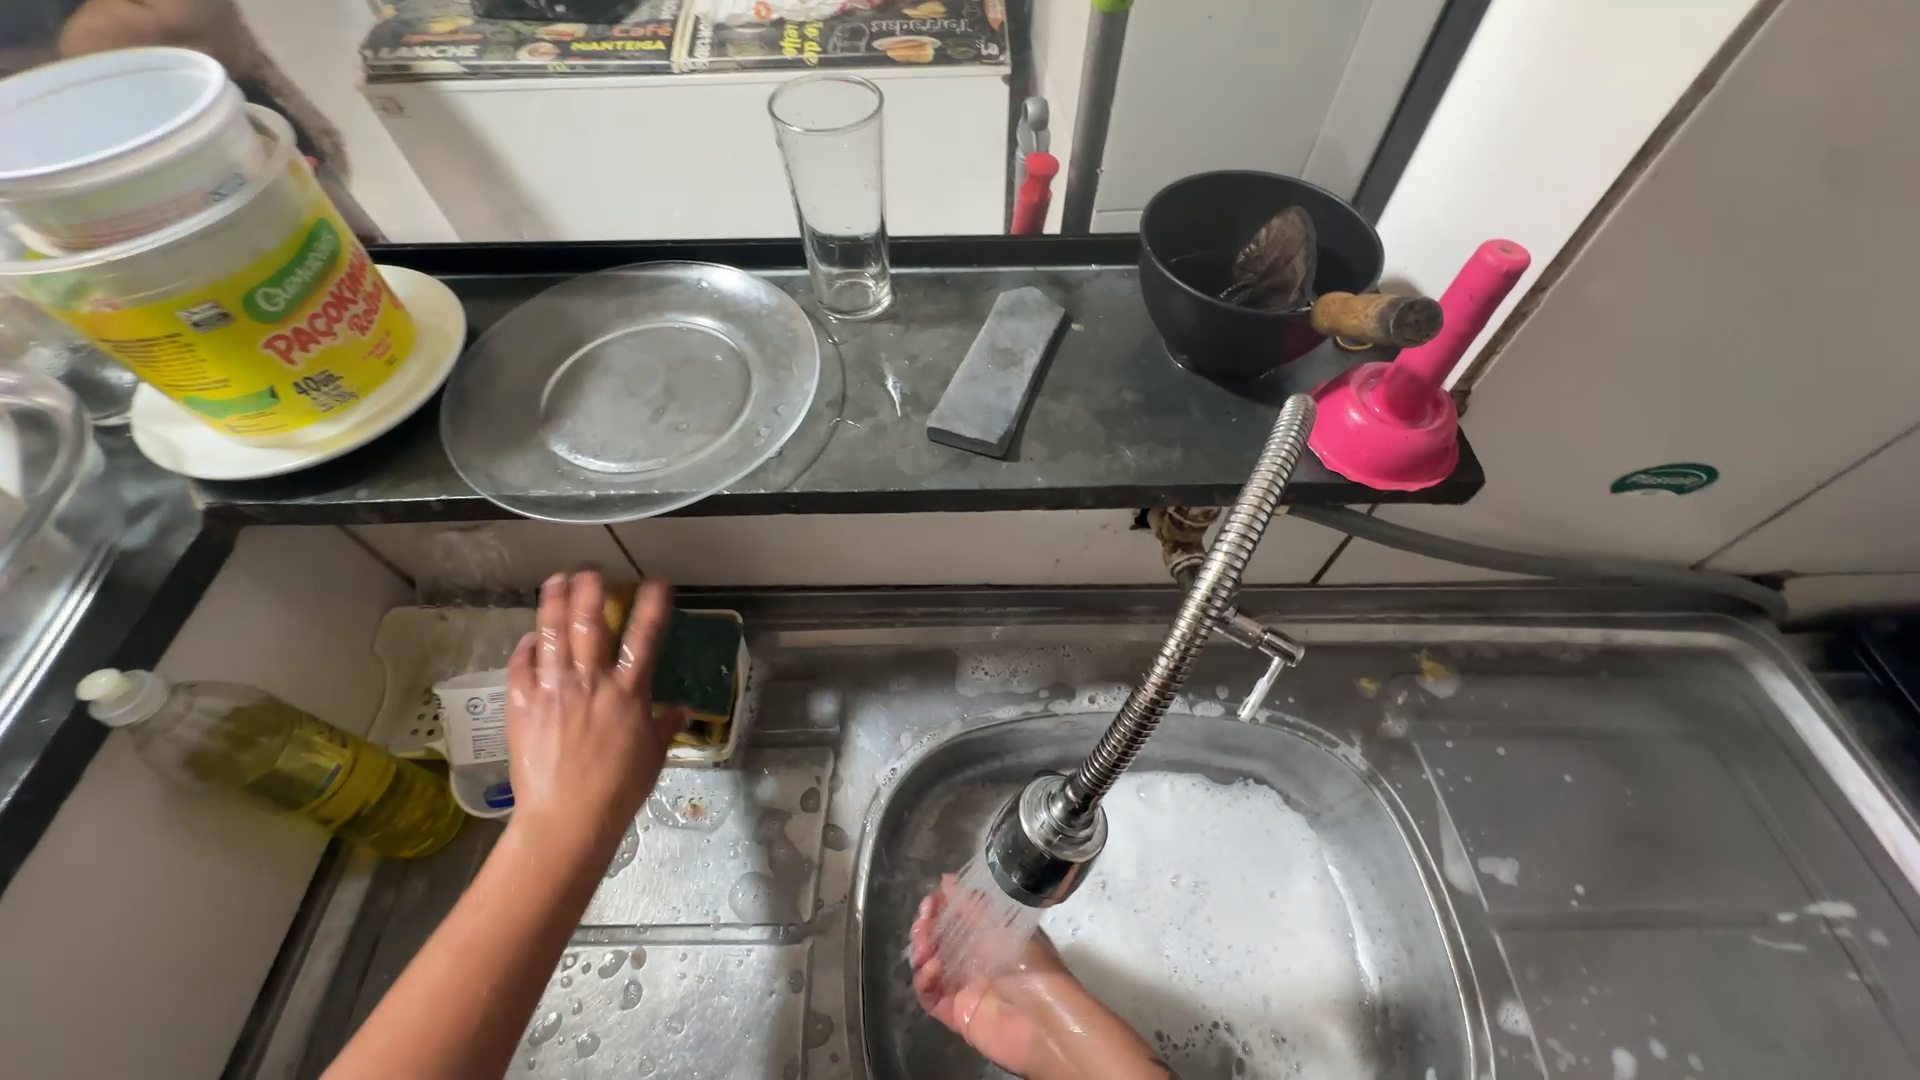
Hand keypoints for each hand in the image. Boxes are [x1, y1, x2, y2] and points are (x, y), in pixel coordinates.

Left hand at [504, 571, 682, 857]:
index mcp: (629, 692)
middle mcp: (591, 682)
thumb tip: (680, 708)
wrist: (568, 818)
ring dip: (555, 603)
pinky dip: (526, 647)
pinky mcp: (522, 706)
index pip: (646, 636)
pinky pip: (521, 667)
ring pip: (553, 635)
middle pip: (591, 624)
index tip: (658, 579)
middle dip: (592, 589)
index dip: (653, 603)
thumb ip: (665, 724)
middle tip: (591, 568)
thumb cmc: (619, 788)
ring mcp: (553, 691)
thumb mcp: (653, 754)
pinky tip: (529, 637)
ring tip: (557, 580)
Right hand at [910, 878, 1169, 1079]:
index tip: (931, 900)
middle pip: (941, 941)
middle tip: (923, 922)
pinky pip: (931, 996)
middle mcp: (978, 960)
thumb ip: (971, 904)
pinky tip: (931, 969)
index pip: (958, 918)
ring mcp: (966, 987)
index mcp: (992, 937)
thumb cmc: (1029, 963)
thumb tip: (947, 879)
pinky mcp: (958, 1014)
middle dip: (928, 928)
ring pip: (932, 966)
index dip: (941, 908)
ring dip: (923, 951)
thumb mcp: (1001, 925)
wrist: (1044, 1020)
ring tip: (924, 946)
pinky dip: (925, 981)